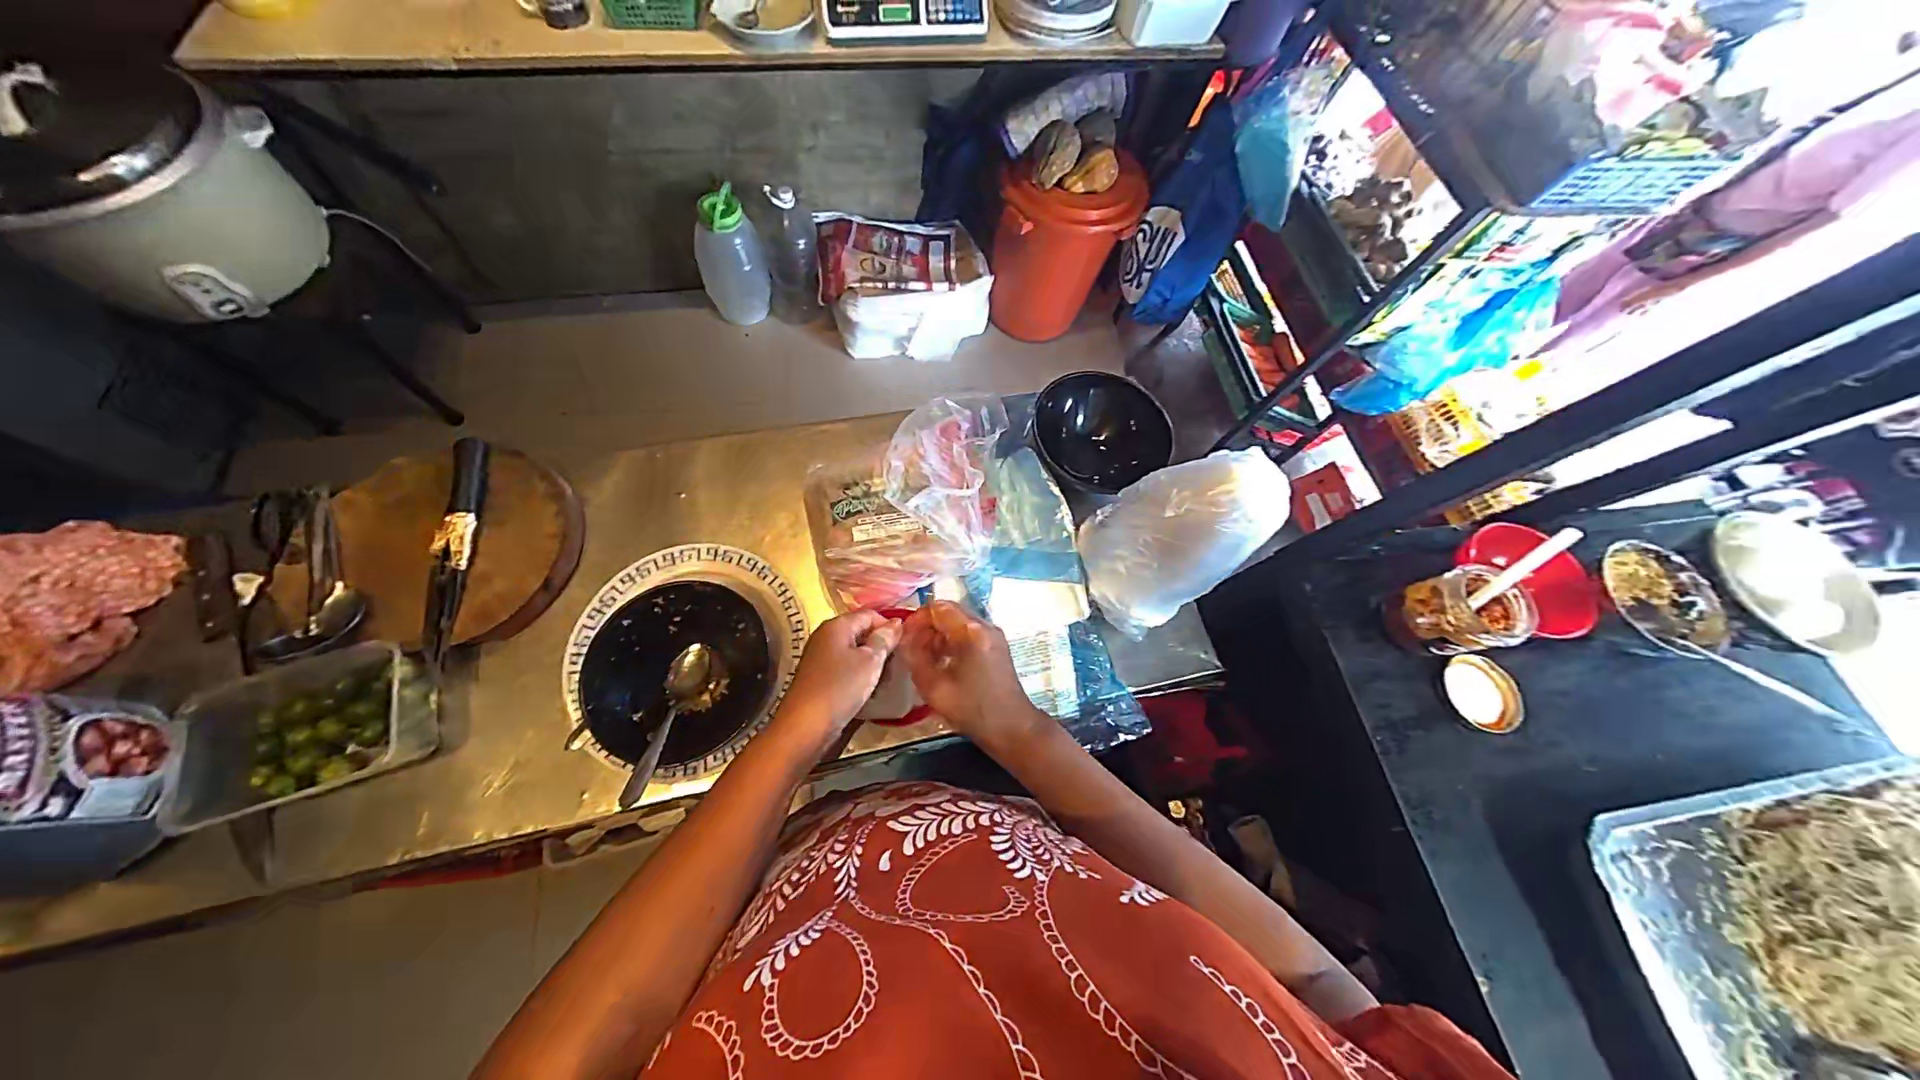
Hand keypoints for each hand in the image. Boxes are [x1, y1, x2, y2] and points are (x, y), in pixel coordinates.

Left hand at [774, 610, 901, 738]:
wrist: (806, 725)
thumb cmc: (840, 688)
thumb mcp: (870, 661)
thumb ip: (884, 639)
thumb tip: (897, 623)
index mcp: (837, 625)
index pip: (870, 614)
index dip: (889, 626)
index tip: (905, 644)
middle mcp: (826, 636)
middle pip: (862, 632)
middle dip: (882, 645)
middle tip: (898, 663)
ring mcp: (821, 657)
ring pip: (855, 651)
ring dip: (872, 662)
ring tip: (887, 678)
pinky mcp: (820, 677)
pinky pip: (846, 668)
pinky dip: (860, 675)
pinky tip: (870, 689)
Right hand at [898, 602, 1045, 750]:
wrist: (1012, 727)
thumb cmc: (972, 709)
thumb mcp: (934, 687)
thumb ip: (915, 658)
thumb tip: (905, 640)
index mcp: (971, 632)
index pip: (937, 607)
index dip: (916, 618)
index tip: (903, 636)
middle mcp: (985, 626)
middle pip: (949, 611)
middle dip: (927, 626)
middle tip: (912, 646)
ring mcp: (993, 635)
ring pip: (958, 622)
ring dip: (939, 634)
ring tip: (924, 656)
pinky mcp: (996, 646)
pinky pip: (969, 633)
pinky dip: (952, 641)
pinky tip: (942, 661)